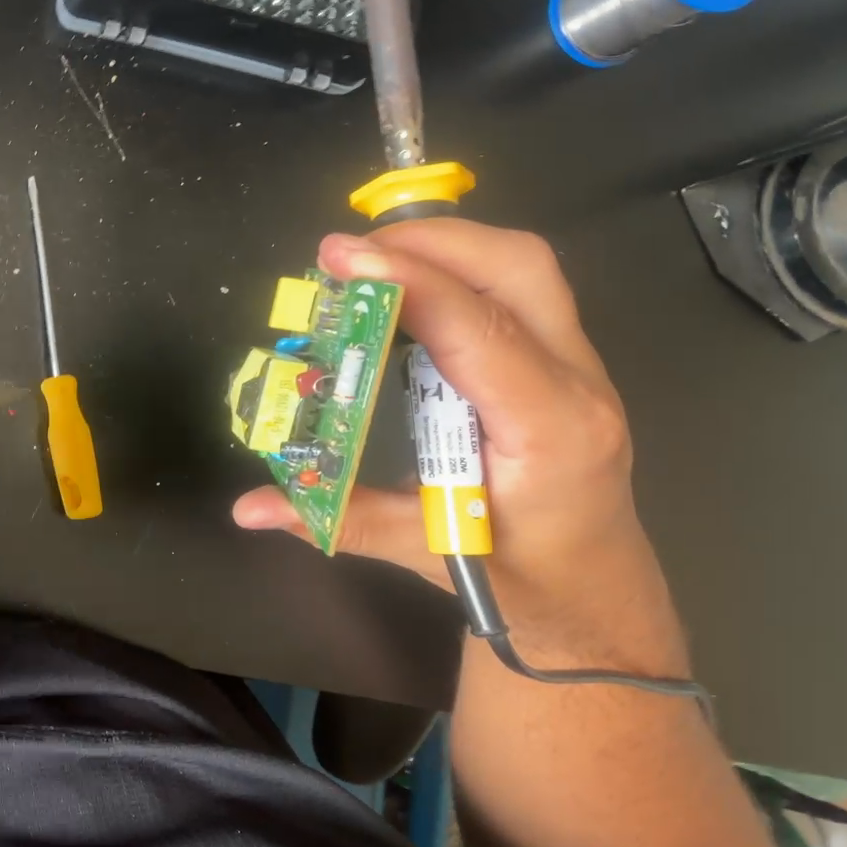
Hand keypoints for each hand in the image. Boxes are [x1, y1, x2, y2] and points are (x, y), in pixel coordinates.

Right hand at [233, 221, 687, 673]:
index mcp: (548, 430)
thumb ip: (339, 517)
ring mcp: (575, 370)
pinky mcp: (556, 368)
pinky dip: (452, 275)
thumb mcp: (430, 552)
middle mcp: (574, 384)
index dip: (409, 283)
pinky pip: (511, 295)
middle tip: (348, 253)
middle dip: (431, 240)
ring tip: (365, 265)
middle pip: (519, 269)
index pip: (479, 328)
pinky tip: (398, 298)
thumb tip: (248, 508)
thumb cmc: (525, 585)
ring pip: (522, 272)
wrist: (598, 606)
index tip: (340, 257)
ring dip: (442, 250)